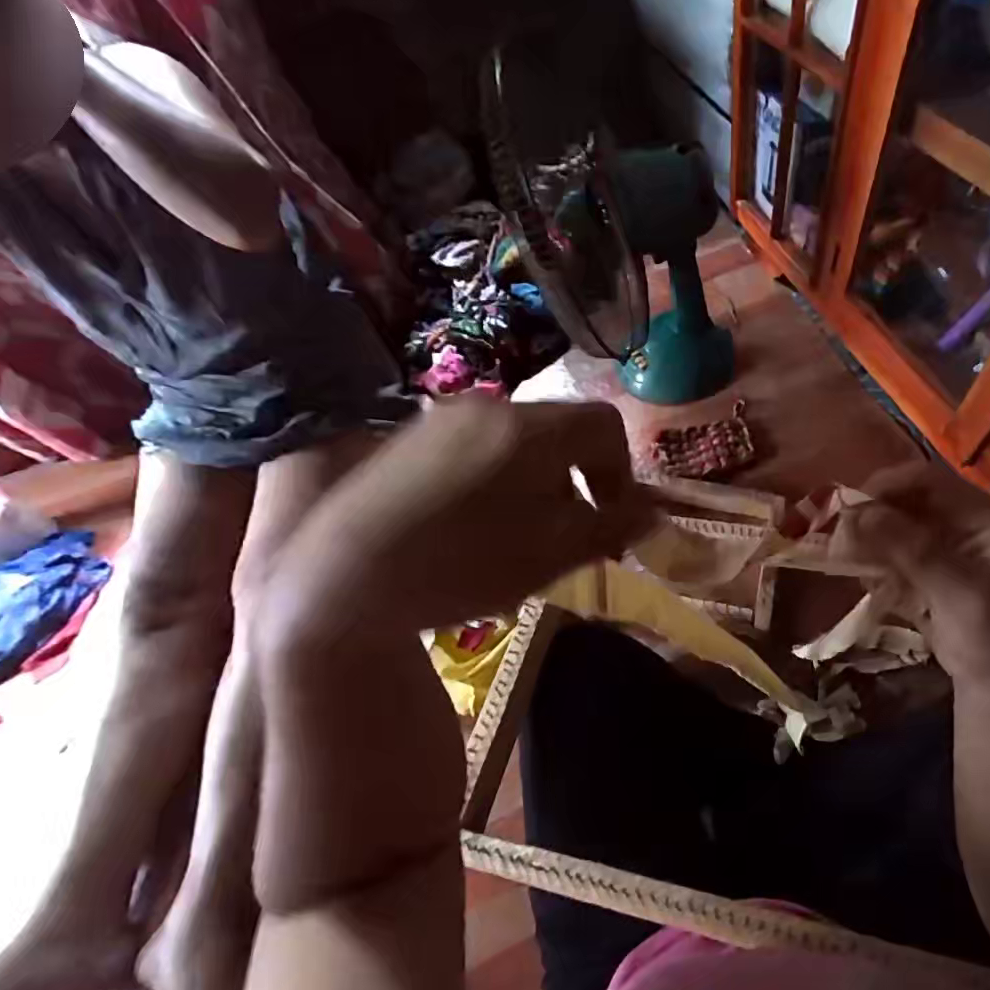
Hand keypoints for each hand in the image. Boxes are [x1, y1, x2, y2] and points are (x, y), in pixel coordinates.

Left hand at [269, 398, 657, 634]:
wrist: (336, 582)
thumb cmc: (461, 566)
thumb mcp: (551, 555)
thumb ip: (612, 527)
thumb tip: (652, 512)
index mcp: (532, 429)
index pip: (606, 425)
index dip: (622, 472)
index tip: (610, 517)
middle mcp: (491, 408)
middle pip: (564, 429)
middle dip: (582, 476)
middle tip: (573, 528)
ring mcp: (445, 419)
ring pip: (523, 439)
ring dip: (543, 477)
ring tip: (525, 529)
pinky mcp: (412, 439)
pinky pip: (481, 445)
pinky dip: (503, 475)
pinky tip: (478, 522)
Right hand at [832, 464, 989, 682]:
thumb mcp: (958, 591)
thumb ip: (910, 548)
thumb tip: (854, 512)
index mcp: (983, 519)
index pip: (928, 481)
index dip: (886, 486)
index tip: (847, 506)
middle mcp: (964, 528)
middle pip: (908, 502)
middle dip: (872, 516)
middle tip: (838, 536)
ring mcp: (947, 554)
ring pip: (896, 530)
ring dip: (870, 542)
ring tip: (848, 561)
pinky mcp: (930, 580)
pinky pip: (894, 559)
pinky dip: (877, 567)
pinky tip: (870, 586)